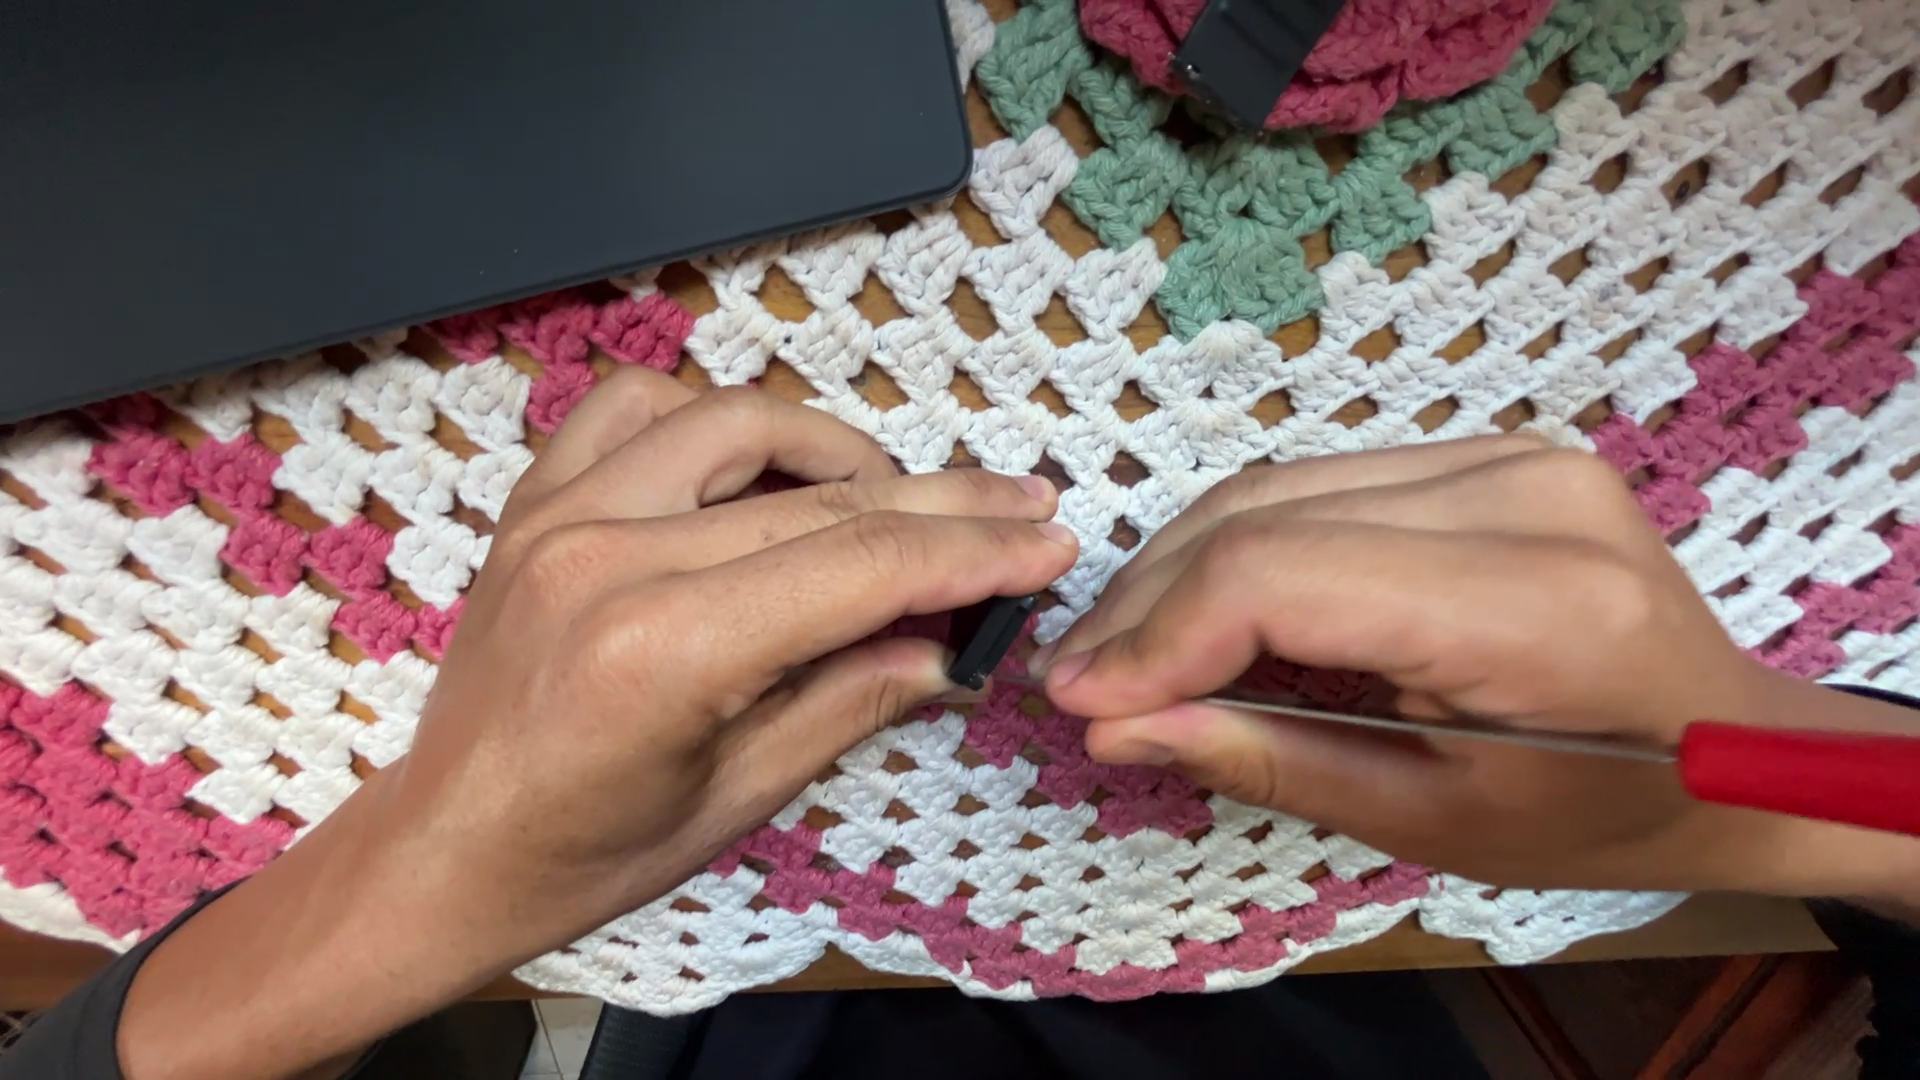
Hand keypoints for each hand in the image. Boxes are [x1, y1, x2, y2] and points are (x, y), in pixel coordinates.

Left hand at [117, 370, 1077, 1079]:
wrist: (439, 851)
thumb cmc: (591, 855)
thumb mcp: (746, 795)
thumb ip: (857, 696)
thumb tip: (952, 640)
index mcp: (662, 652)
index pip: (860, 568)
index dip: (973, 551)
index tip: (1048, 545)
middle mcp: (610, 555)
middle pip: (825, 499)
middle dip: (947, 502)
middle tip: (1024, 503)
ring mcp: (563, 510)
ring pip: (744, 423)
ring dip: (846, 450)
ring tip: (900, 493)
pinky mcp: (537, 497)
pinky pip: (641, 406)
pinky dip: (722, 420)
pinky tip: (764, 463)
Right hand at [1041, 436, 1919, 900]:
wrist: (1735, 748)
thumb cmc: (1597, 813)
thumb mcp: (1425, 820)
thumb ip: (1260, 758)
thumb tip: (1115, 727)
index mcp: (1530, 602)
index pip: (1277, 577)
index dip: (1157, 637)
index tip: (1081, 699)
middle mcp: (1510, 491)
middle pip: (1254, 522)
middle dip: (1142, 607)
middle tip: (1074, 676)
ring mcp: (1488, 453)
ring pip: (1258, 494)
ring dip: (1164, 573)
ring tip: (1109, 647)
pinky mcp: (1461, 452)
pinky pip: (1293, 491)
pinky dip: (1216, 550)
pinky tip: (1178, 604)